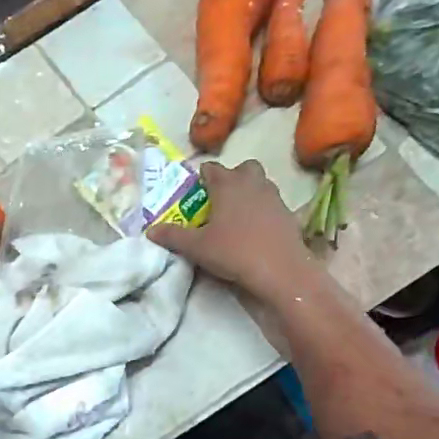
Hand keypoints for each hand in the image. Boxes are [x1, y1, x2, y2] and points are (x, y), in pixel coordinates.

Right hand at [147, 160, 316, 302]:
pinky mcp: (288, 212)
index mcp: (227, 184)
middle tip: (218, 199)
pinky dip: (261, 208)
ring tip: (234, 214)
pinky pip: (271, 201)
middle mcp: (252, 183)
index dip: (200, 177)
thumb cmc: (233, 251)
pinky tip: (253, 228)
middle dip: (231, 178)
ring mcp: (273, 196)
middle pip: (242, 168)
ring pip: (260, 183)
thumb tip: (150, 231)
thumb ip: (172, 236)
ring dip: (248, 191)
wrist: (279, 269)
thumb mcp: (195, 247)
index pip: (211, 169)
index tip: (194, 192)